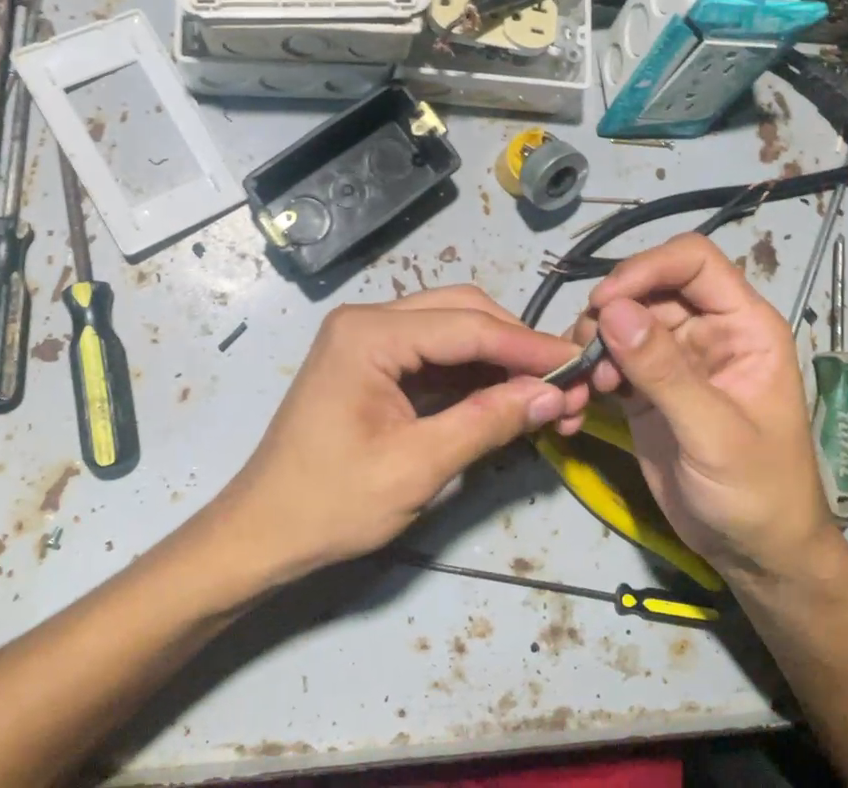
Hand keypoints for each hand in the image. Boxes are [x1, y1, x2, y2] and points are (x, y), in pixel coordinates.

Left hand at [212, 286, 585, 583]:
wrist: (263, 533)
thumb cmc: (331, 504)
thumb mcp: (417, 466)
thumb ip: (487, 421)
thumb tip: (555, 394)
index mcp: (369, 334)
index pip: (469, 326)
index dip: (530, 346)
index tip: (584, 366)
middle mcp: (369, 321)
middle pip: (464, 315)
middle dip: (518, 347)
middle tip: (568, 386)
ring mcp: (369, 341)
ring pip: (455, 333)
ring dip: (502, 361)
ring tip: (550, 397)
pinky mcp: (375, 366)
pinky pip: (437, 358)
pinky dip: (476, 377)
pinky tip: (510, 399)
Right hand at [572, 233, 834, 583]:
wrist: (754, 554)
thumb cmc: (758, 492)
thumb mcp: (715, 433)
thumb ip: (665, 371)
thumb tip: (612, 310)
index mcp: (743, 326)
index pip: (694, 263)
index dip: (647, 269)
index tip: (604, 303)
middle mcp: (706, 332)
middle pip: (646, 290)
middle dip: (609, 315)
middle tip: (585, 360)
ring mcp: (673, 361)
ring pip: (619, 324)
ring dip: (590, 348)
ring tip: (583, 390)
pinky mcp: (645, 390)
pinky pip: (607, 362)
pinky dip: (585, 377)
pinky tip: (577, 406)